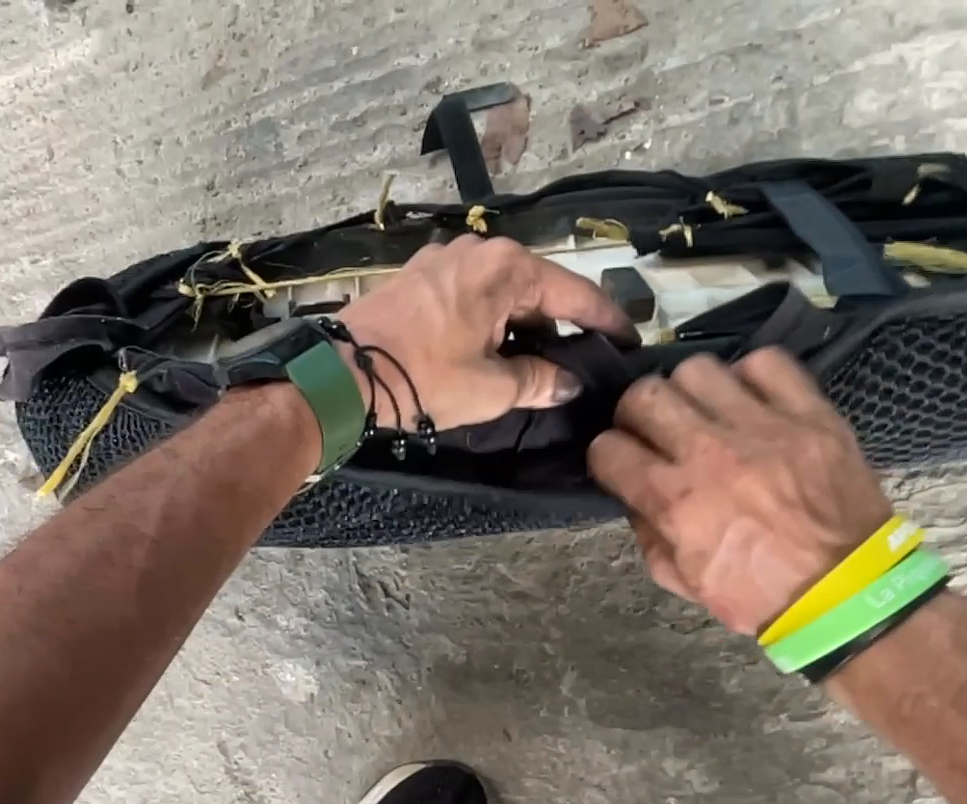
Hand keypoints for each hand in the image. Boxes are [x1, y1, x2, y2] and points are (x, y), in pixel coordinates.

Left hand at [334, 234, 635, 430]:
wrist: (339, 374)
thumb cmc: (421, 378)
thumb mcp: (489, 388)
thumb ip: (537, 381)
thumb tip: (566, 383)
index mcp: (507, 268)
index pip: (574, 294)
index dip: (604, 322)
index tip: (627, 341)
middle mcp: (476, 251)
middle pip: (534, 287)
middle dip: (556, 323)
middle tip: (575, 357)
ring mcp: (438, 260)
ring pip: (496, 289)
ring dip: (516, 321)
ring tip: (530, 357)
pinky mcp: (411, 277)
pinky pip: (463, 293)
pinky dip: (482, 317)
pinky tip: (484, 344)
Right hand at [585, 348, 894, 634]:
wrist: (849, 596)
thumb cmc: (753, 592)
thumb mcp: (674, 574)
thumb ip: (643, 526)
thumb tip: (635, 489)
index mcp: (673, 498)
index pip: (607, 448)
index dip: (606, 456)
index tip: (619, 464)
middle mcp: (710, 453)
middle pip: (643, 396)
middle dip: (634, 413)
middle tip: (651, 430)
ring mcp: (765, 428)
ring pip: (697, 369)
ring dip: (687, 391)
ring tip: (701, 412)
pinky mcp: (812, 415)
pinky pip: (768, 363)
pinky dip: (748, 376)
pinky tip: (747, 402)